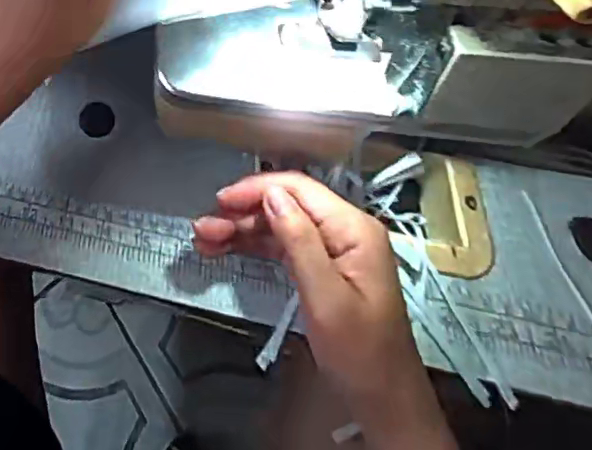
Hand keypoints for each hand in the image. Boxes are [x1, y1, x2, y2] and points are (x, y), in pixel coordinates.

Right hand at [193, 173, 454, 446]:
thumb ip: (299, 241)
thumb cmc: (361, 354)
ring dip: (242, 230)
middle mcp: (343, 229)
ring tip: (206, 239)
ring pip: (279, 224)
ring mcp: (333, 247)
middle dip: (243, 213)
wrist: (385, 404)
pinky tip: (226, 248)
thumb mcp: (327, 298)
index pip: (298, 189)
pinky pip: (283, 245)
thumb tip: (272, 194)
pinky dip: (254, 246)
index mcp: (353, 228)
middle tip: (206, 228)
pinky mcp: (322, 266)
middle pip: (285, 204)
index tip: (221, 202)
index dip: (257, 190)